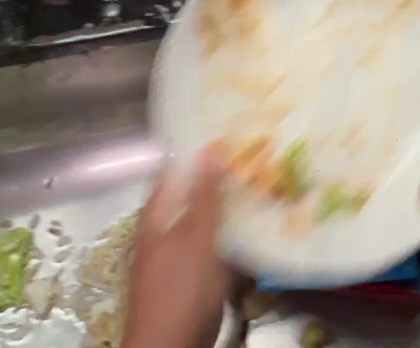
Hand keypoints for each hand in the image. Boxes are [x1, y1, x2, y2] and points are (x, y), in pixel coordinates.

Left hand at [123, 148, 236, 347]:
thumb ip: (204, 193)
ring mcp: (178, 251)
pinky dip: (232, 234)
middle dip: (219, 175)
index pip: (173, 165)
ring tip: (261, 185)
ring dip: (229, 205)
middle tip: (253, 155)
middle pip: (192, 190)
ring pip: (206, 217)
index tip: (225, 128)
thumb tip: (212, 146)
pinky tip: (255, 230)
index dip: (195, 146)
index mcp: (157, 211)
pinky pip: (215, 243)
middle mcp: (164, 227)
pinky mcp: (193, 274)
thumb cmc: (179, 290)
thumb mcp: (196, 236)